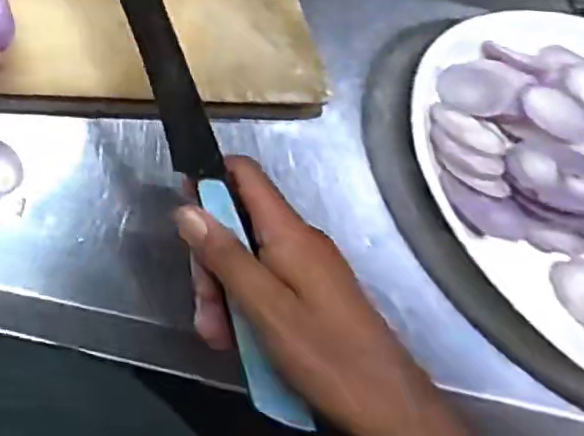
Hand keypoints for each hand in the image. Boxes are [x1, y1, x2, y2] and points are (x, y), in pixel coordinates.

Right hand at [181, 157, 468, 435]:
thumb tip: (186, 209)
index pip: (244, 173)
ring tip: (218, 335)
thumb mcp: (265, 307)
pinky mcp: (313, 299)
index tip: (184, 205)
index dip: (209, 177)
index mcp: (289, 232)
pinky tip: (238, 341)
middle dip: (210, 258)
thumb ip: (224, 254)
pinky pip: (264, 285)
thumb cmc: (330, 357)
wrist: (400, 420)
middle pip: (236, 224)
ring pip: (245, 260)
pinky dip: (244, 308)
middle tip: (204, 303)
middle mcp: (299, 242)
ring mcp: (308, 271)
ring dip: (223, 293)